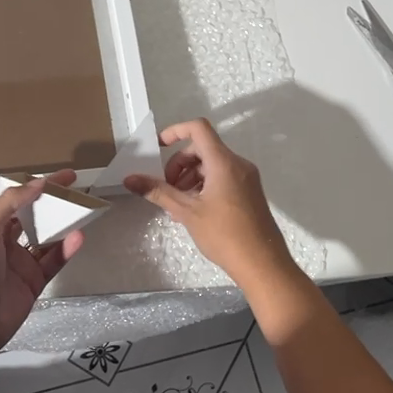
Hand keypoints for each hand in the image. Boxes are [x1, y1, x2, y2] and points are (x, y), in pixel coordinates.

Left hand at [0, 171, 86, 357]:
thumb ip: (10, 204)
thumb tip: (38, 183)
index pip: (19, 200)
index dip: (40, 187)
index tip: (65, 178)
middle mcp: (7, 243)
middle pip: (36, 219)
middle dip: (55, 206)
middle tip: (79, 195)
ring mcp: (22, 263)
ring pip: (48, 240)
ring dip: (63, 227)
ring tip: (84, 214)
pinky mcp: (34, 282)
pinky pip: (53, 262)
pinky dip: (66, 250)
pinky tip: (78, 238)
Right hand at [123, 119, 298, 292]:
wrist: (262, 263)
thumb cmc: (224, 234)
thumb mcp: (186, 212)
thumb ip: (158, 192)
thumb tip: (130, 179)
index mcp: (223, 162)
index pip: (198, 128)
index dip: (175, 131)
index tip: (158, 147)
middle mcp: (238, 164)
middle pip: (202, 148)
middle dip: (179, 164)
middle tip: (167, 188)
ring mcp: (246, 178)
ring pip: (211, 165)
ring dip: (189, 177)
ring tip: (177, 203)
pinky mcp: (249, 192)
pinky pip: (222, 177)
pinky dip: (203, 185)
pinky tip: (193, 210)